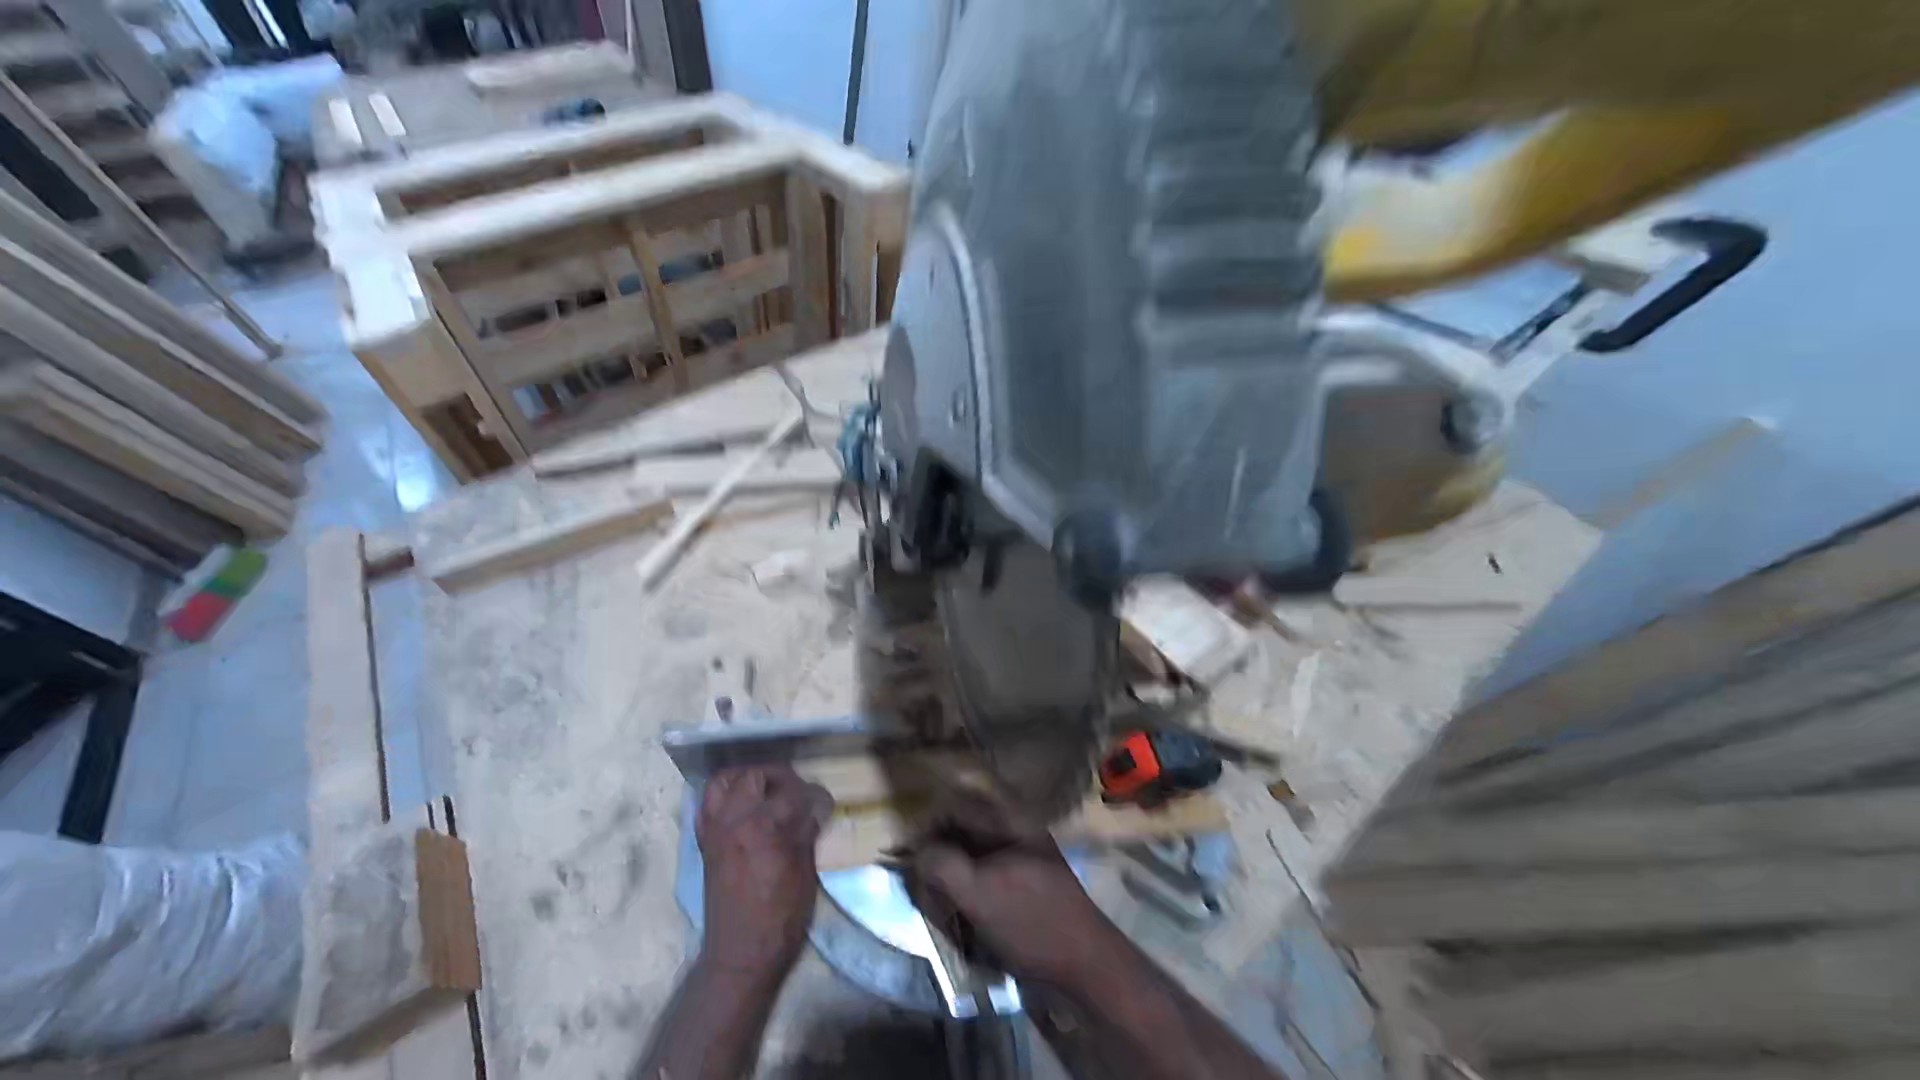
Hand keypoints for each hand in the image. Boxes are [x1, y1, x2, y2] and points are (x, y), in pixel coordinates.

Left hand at [697, 764, 834, 977]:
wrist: (740, 956)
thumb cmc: (780, 918)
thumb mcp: (804, 872)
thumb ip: (805, 831)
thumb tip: (815, 806)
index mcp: (761, 827)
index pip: (793, 792)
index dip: (815, 795)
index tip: (825, 804)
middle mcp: (732, 821)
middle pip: (754, 776)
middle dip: (779, 778)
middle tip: (798, 793)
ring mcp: (714, 831)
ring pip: (723, 782)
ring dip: (746, 780)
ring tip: (767, 791)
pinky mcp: (705, 844)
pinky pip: (707, 805)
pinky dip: (725, 797)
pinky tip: (745, 809)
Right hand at [907, 790, 1118, 986]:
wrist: (1086, 967)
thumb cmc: (1032, 924)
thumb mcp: (979, 893)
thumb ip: (942, 864)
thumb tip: (918, 852)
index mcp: (1008, 820)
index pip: (953, 807)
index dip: (927, 830)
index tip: (911, 862)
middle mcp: (1014, 830)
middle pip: (960, 830)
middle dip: (937, 859)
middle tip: (925, 891)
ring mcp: (1020, 857)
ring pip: (969, 856)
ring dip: (949, 880)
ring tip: (940, 909)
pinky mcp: (1023, 884)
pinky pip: (983, 877)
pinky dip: (965, 894)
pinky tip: (958, 918)